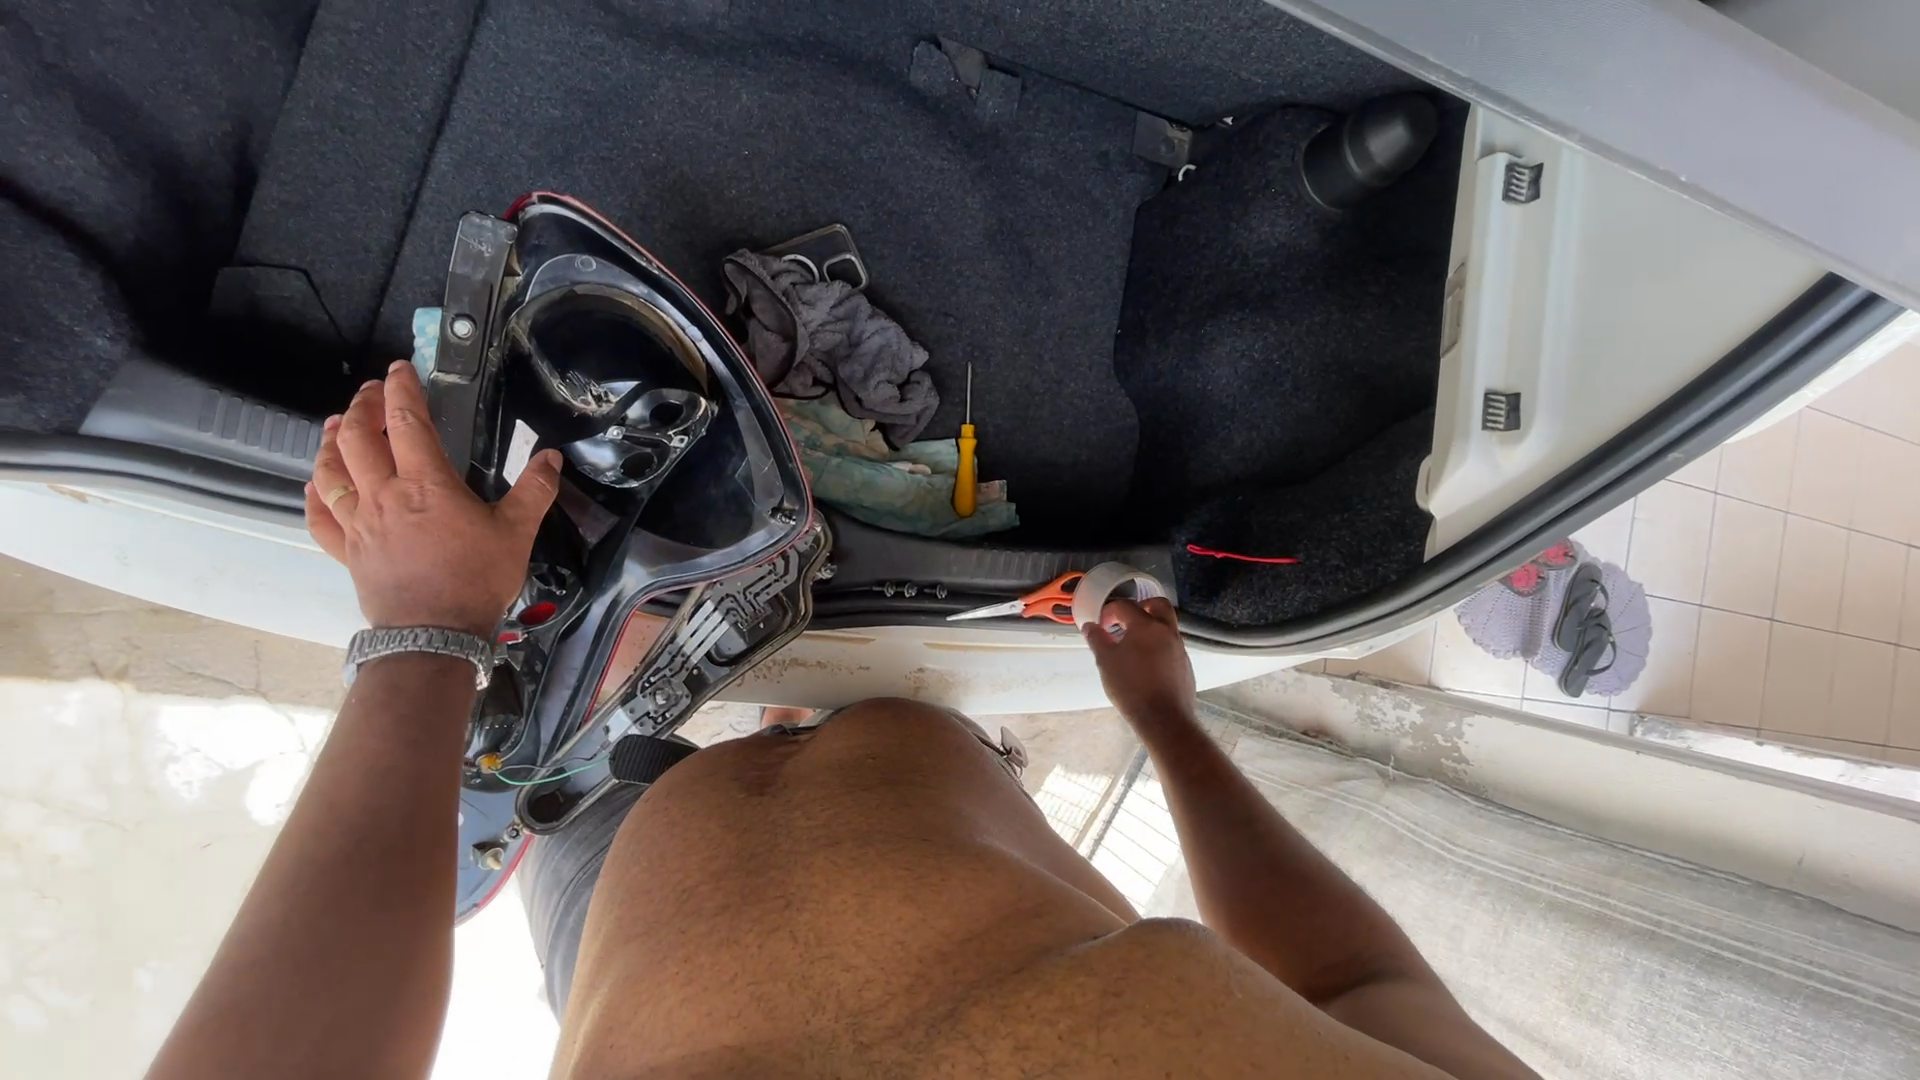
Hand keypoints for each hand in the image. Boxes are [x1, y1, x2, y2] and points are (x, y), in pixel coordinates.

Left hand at [305, 360, 562, 636]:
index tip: (401, 369)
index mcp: (426, 484)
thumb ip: (534, 491)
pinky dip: (313, 492)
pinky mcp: (346, 549)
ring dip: (331, 440)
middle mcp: (383, 494)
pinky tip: (315, 482)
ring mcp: (358, 522)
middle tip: (371, 391)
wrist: (435, 631)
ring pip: (329, 469)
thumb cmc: (477, 578)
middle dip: (361, 406)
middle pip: (357, 438)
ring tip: (338, 424)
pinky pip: (318, 514)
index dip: (402, 390)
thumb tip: (550, 457)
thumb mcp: (517, 532)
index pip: (406, 423)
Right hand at [1082, 597, 1196, 723]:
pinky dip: (1158, 646)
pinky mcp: (1185, 665)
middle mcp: (1166, 631)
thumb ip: (1097, 640)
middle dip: (1141, 606)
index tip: (1101, 624)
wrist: (1164, 719)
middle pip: (1158, 604)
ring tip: (1132, 646)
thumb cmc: (1131, 687)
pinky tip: (1146, 665)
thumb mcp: (1105, 662)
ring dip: (1151, 627)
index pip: (1125, 606)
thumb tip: (1090, 626)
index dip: (1109, 611)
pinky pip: (1171, 646)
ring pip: (1167, 626)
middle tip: (1126, 620)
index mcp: (1145, 626)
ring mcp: (1180, 648)